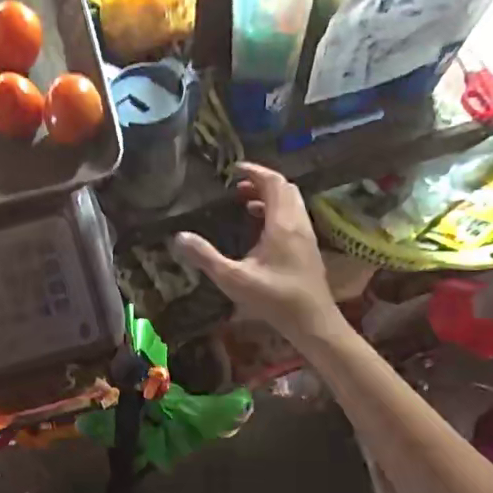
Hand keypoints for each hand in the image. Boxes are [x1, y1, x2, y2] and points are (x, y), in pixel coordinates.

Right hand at [172, 164, 341, 340]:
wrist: (313, 322)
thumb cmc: (275, 300)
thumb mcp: (234, 279)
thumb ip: (206, 257)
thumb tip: (179, 237)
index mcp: (282, 224)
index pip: (273, 182)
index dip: (254, 171)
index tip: (234, 170)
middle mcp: (299, 224)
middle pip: (285, 189)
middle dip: (262, 182)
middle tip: (238, 187)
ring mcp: (307, 236)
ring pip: (292, 203)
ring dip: (271, 198)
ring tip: (246, 205)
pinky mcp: (309, 249)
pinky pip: (295, 218)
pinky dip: (278, 213)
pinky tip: (261, 231)